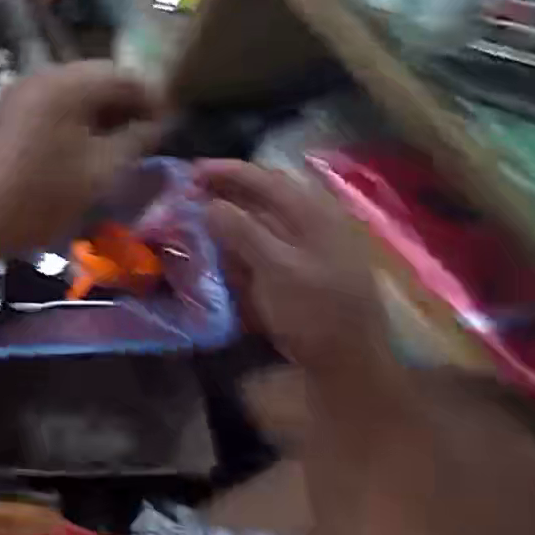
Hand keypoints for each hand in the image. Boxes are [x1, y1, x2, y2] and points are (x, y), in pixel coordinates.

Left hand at [0, 62, 163, 259]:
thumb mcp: (102, 171)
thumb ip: (137, 139)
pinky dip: (76, 117)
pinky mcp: (9, 112)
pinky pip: (53, 103)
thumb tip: (159, 123)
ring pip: (76, 90)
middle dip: (126, 104)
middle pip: (99, 77)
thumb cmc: (43, 198)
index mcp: (66, 84)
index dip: (153, 100)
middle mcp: (41, 76)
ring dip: (102, 111)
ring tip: (120, 145)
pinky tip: (86, 146)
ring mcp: (20, 93)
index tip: (169, 130)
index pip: (125, 75)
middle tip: (146, 137)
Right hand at [195, 159, 387, 383]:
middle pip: (263, 192)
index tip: (188, 172)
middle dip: (224, 188)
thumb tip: (209, 204)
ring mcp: (306, 246)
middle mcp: (312, 222)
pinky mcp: (297, 268)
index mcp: (314, 214)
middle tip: (187, 191)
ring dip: (228, 210)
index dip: (226, 170)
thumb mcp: (276, 270)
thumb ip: (242, 232)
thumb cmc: (315, 313)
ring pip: (261, 215)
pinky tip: (217, 244)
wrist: (347, 364)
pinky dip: (237, 235)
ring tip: (194, 213)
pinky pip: (262, 240)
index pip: (265, 178)